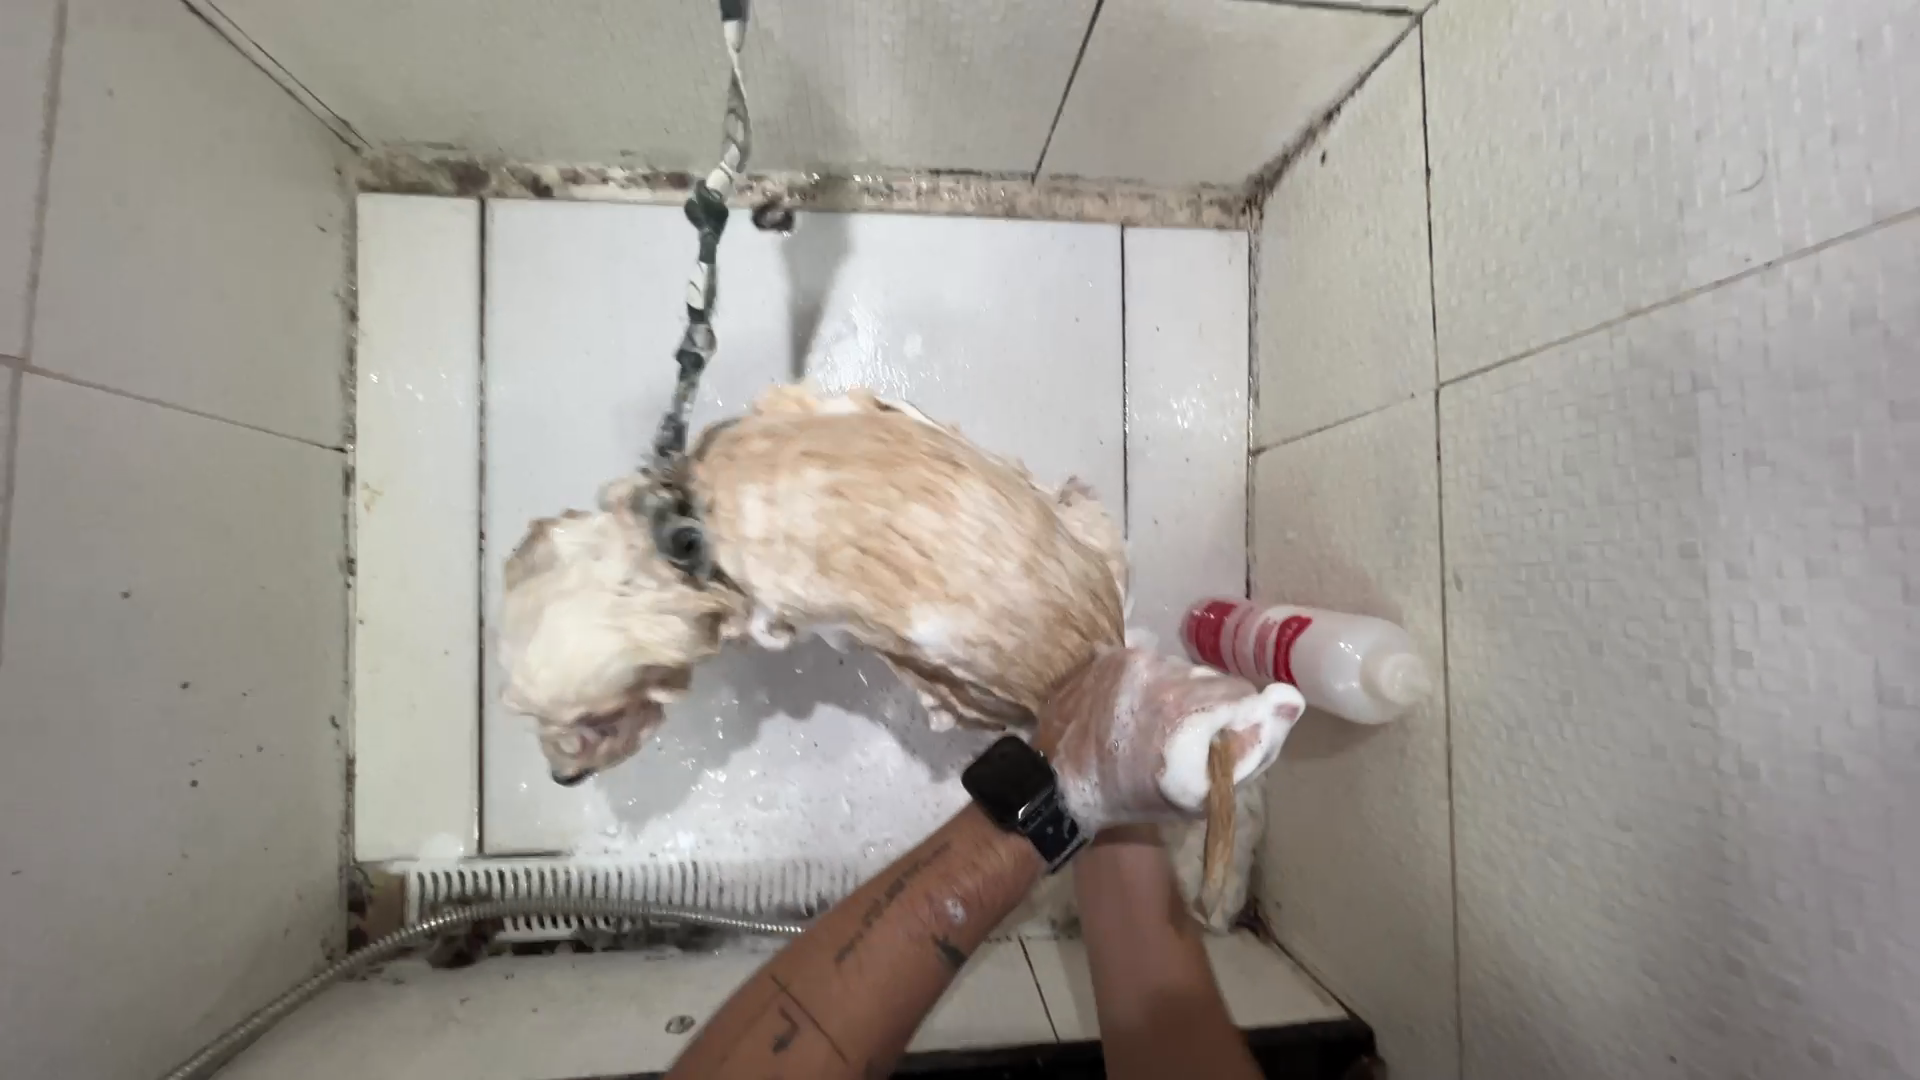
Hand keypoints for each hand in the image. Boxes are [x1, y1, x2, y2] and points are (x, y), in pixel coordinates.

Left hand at [1036, 648, 1304, 833]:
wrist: (1061, 781)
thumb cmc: (1135, 795)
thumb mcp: (1204, 792)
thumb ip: (1255, 746)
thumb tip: (1290, 699)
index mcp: (1187, 705)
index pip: (1243, 694)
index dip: (1237, 722)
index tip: (1214, 743)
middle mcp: (1160, 670)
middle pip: (1211, 678)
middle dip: (1207, 706)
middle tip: (1180, 738)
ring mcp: (1129, 657)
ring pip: (1180, 668)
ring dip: (1176, 692)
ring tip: (1152, 724)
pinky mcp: (1107, 654)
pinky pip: (1149, 660)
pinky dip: (1148, 682)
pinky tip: (1133, 707)